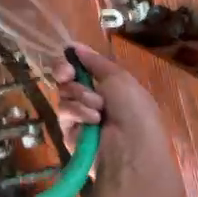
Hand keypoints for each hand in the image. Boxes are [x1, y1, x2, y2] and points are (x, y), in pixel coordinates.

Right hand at [51, 43, 178, 187]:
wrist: (132, 150)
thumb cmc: (133, 111)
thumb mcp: (120, 79)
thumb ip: (95, 61)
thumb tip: (74, 46)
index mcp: (110, 88)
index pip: (81, 68)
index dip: (72, 61)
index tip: (69, 58)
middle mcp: (94, 101)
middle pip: (67, 78)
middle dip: (68, 74)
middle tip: (69, 75)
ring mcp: (81, 117)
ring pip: (64, 94)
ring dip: (79, 96)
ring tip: (97, 109)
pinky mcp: (71, 132)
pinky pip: (64, 113)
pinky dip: (77, 113)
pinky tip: (91, 122)